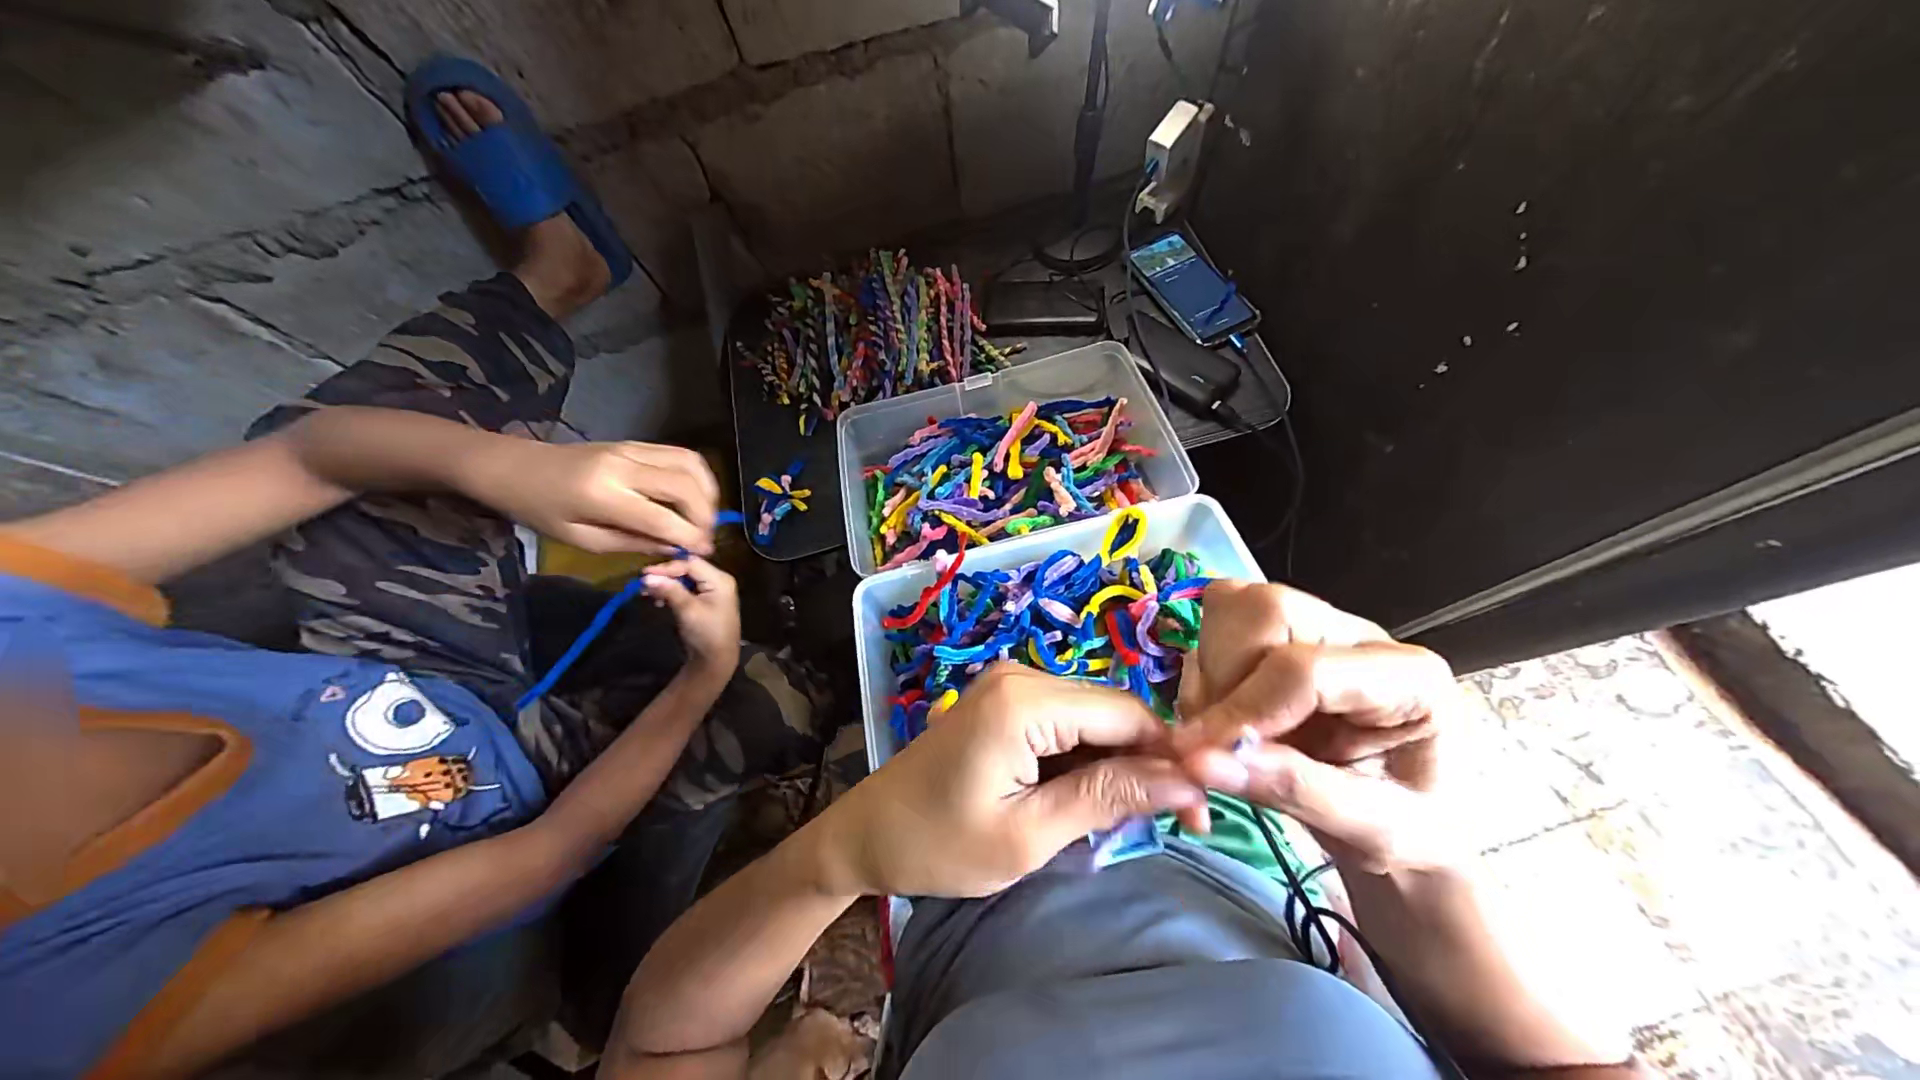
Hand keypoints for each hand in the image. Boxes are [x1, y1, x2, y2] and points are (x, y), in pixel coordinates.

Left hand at [462, 438, 719, 554]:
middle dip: (705, 515)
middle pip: (686, 486)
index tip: (702, 553)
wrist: (514, 466)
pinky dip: (697, 476)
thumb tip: (674, 548)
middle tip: (705, 537)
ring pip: (691, 464)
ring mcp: (633, 449)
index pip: (663, 519)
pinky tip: (694, 496)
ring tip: (703, 516)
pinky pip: (681, 454)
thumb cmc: (539, 509)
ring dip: (707, 492)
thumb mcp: (582, 540)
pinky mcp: (637, 443)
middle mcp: (624, 466)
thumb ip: (632, 543)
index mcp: (603, 495)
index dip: (690, 538)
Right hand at [641, 556, 740, 679]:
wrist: (716, 659)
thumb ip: (670, 590)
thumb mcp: (687, 610)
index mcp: (720, 580)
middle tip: (643, 584)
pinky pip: (685, 590)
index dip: (668, 567)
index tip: (645, 574)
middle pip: (688, 569)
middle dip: (665, 576)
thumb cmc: (706, 633)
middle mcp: (718, 581)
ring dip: (666, 585)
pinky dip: (671, 593)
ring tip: (648, 594)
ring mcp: (712, 591)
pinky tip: (659, 601)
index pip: (691, 563)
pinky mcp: (704, 601)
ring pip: (684, 579)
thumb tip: (647, 576)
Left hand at [812, 664, 1204, 897]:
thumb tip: (1187, 781)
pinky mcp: (1004, 702)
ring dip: (1118, 763)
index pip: (1128, 714)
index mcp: (1025, 700)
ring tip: (1127, 818)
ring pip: (1093, 718)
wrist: (866, 835)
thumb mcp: (1029, 834)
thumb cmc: (939, 845)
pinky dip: (1086, 758)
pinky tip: (1088, 796)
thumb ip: (1108, 797)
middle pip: (1112, 711)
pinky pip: (1065, 722)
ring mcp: (1010, 685)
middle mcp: (1021, 675)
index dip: (1172, 758)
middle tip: (1171, 824)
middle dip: (1146, 763)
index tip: (1200, 813)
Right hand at [1171, 581, 1461, 873]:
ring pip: (1229, 611)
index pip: (1304, 668)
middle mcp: (1357, 638)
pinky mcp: (1275, 643)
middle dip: (1223, 676)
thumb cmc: (1418, 833)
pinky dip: (1200, 686)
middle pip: (1265, 610)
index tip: (1197, 760)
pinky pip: (1214, 636)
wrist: (1425, 829)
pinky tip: (1217, 733)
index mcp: (1407, 678)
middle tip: (1219, 746)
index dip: (1243, 710)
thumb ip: (1292, 789)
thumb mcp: (1375, 830)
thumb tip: (1200, 762)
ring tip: (1220, 745)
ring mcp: (1313, 633)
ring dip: (1207, 681)